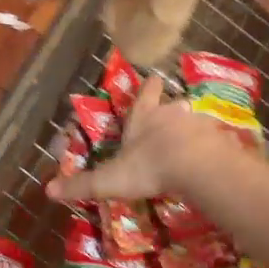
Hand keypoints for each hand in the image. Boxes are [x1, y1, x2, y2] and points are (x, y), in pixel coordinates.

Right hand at [46, 75, 231, 201]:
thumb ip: (82, 185)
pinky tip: (209, 159)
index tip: (153, 77)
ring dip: (192, 129)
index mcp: (144, 119)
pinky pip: (214, 141)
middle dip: (172, 108)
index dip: (148, 88)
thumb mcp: (110, 180)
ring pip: (195, 121)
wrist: (196, 166)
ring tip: (191, 140)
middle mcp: (172, 115)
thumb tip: (48, 190)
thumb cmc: (149, 166)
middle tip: (174, 112)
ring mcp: (199, 125)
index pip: (145, 96)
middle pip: (174, 105)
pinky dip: (211, 148)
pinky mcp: (220, 141)